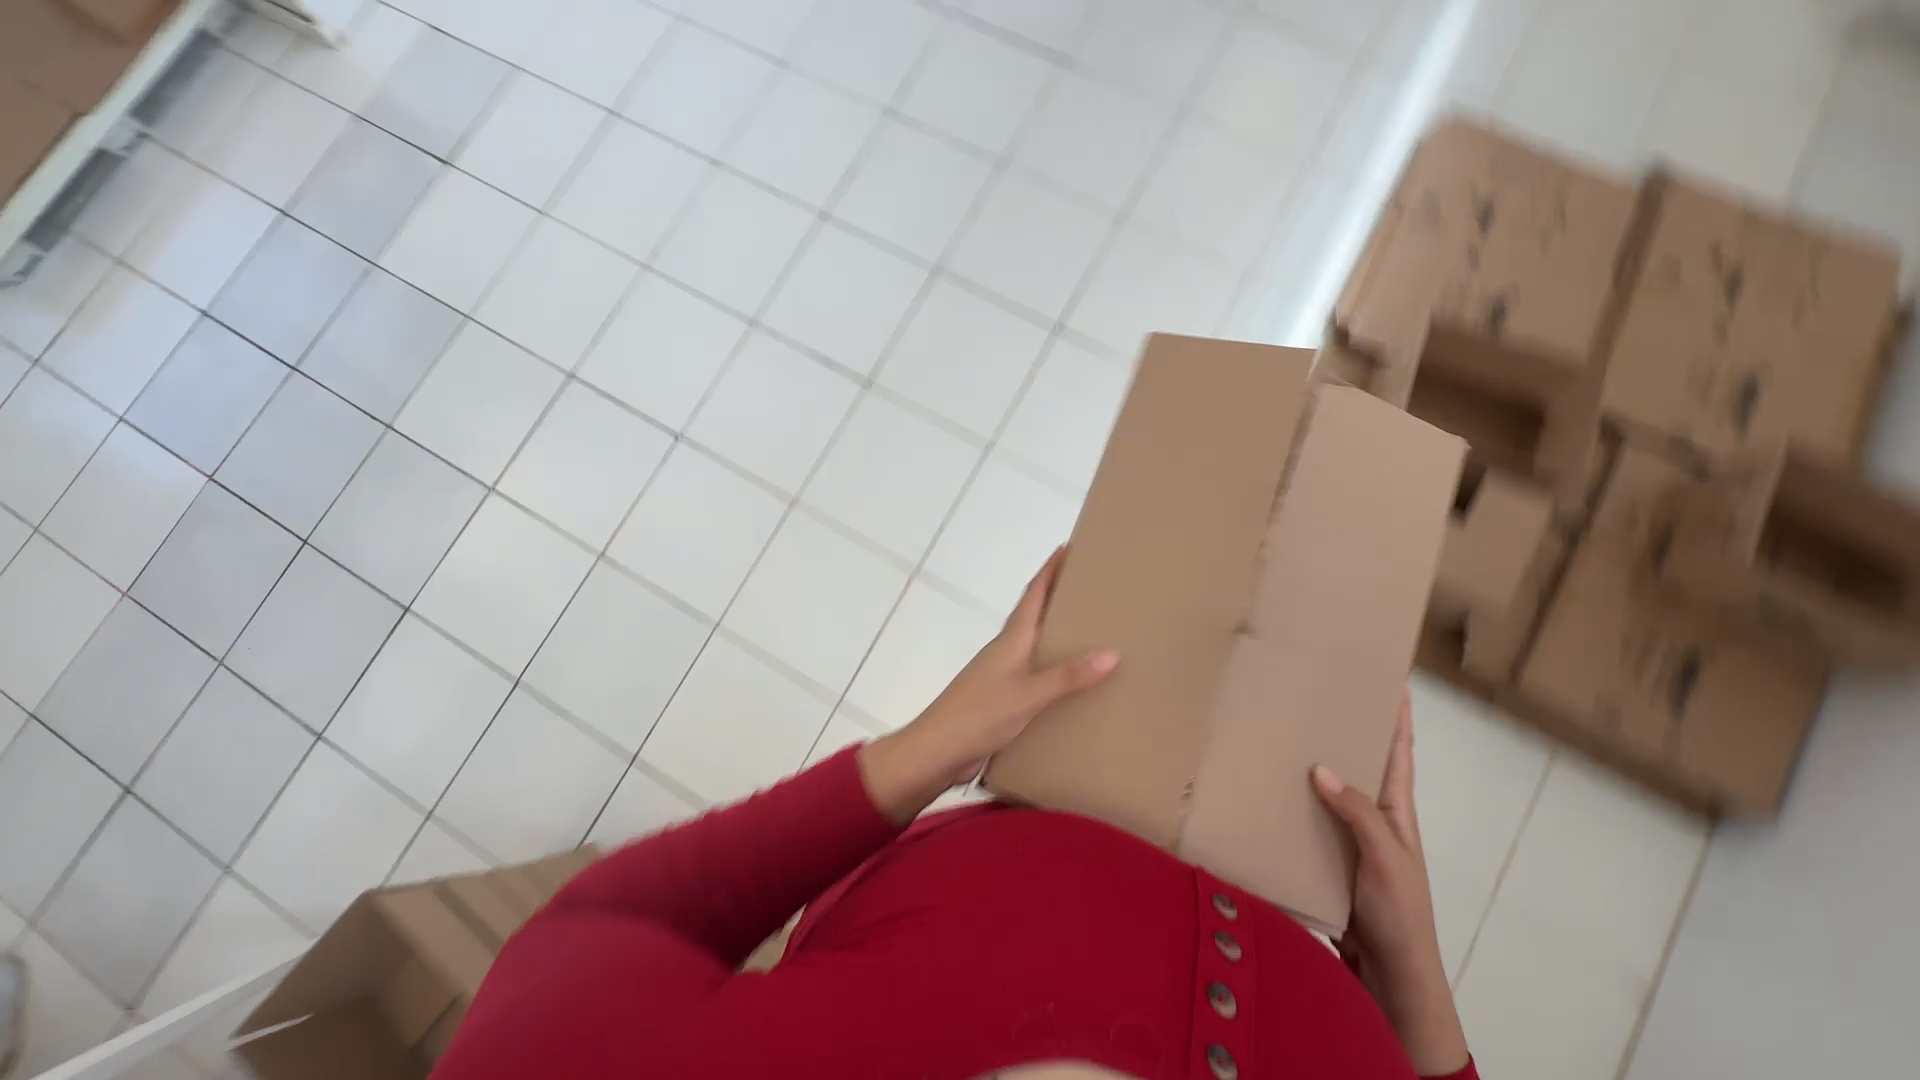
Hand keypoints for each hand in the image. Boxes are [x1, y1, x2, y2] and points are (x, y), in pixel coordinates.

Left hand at [860, 547, 1117, 824]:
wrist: (937, 751)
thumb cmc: (978, 714)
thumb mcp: (1028, 695)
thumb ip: (1068, 677)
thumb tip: (1112, 653)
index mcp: (1011, 640)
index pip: (1033, 594)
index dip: (1050, 570)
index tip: (1069, 547)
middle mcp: (1006, 651)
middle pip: (1035, 616)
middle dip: (1060, 599)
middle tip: (1094, 590)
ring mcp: (1002, 676)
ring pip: (1036, 646)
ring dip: (1059, 636)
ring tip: (1093, 634)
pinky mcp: (1002, 700)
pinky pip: (1035, 676)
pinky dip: (1055, 671)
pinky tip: (1075, 686)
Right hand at [1313, 701, 1469, 1076]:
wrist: (1389, 975)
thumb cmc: (1399, 914)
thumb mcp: (1386, 860)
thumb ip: (1359, 815)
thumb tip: (1322, 769)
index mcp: (1396, 812)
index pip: (1400, 753)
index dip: (1398, 716)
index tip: (1390, 677)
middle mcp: (1371, 817)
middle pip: (1359, 762)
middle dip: (1345, 727)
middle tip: (1315, 694)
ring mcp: (1346, 838)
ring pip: (1327, 789)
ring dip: (1309, 762)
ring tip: (1279, 733)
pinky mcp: (1323, 857)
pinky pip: (1304, 820)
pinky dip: (1287, 801)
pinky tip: (1262, 790)